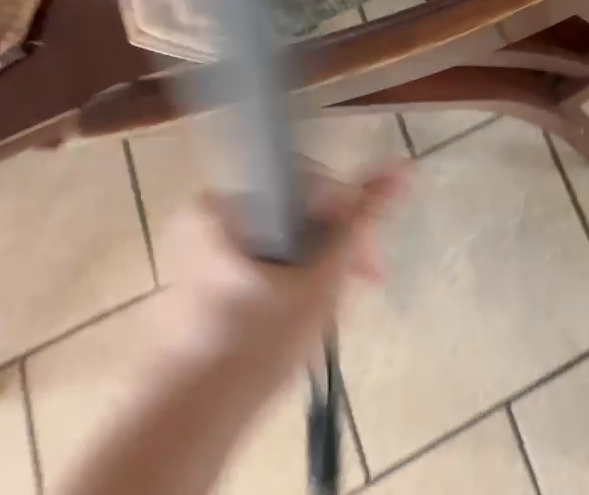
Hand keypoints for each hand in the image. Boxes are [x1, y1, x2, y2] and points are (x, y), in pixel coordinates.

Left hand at [151, 166, 405, 396]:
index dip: (349, 213)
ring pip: (286, 242)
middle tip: (363, 279)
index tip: (366, 252)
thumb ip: (364, 217)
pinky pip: (265, 266)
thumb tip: (402, 165)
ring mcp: (200, 257)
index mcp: (221, 206)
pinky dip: (293, 282)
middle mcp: (205, 223)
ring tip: (334, 304)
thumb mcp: (324, 272)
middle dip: (337, 245)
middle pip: (298, 214)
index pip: (309, 183)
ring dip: (320, 266)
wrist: (186, 423)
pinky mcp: (202, 289)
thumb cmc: (257, 338)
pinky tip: (306, 315)